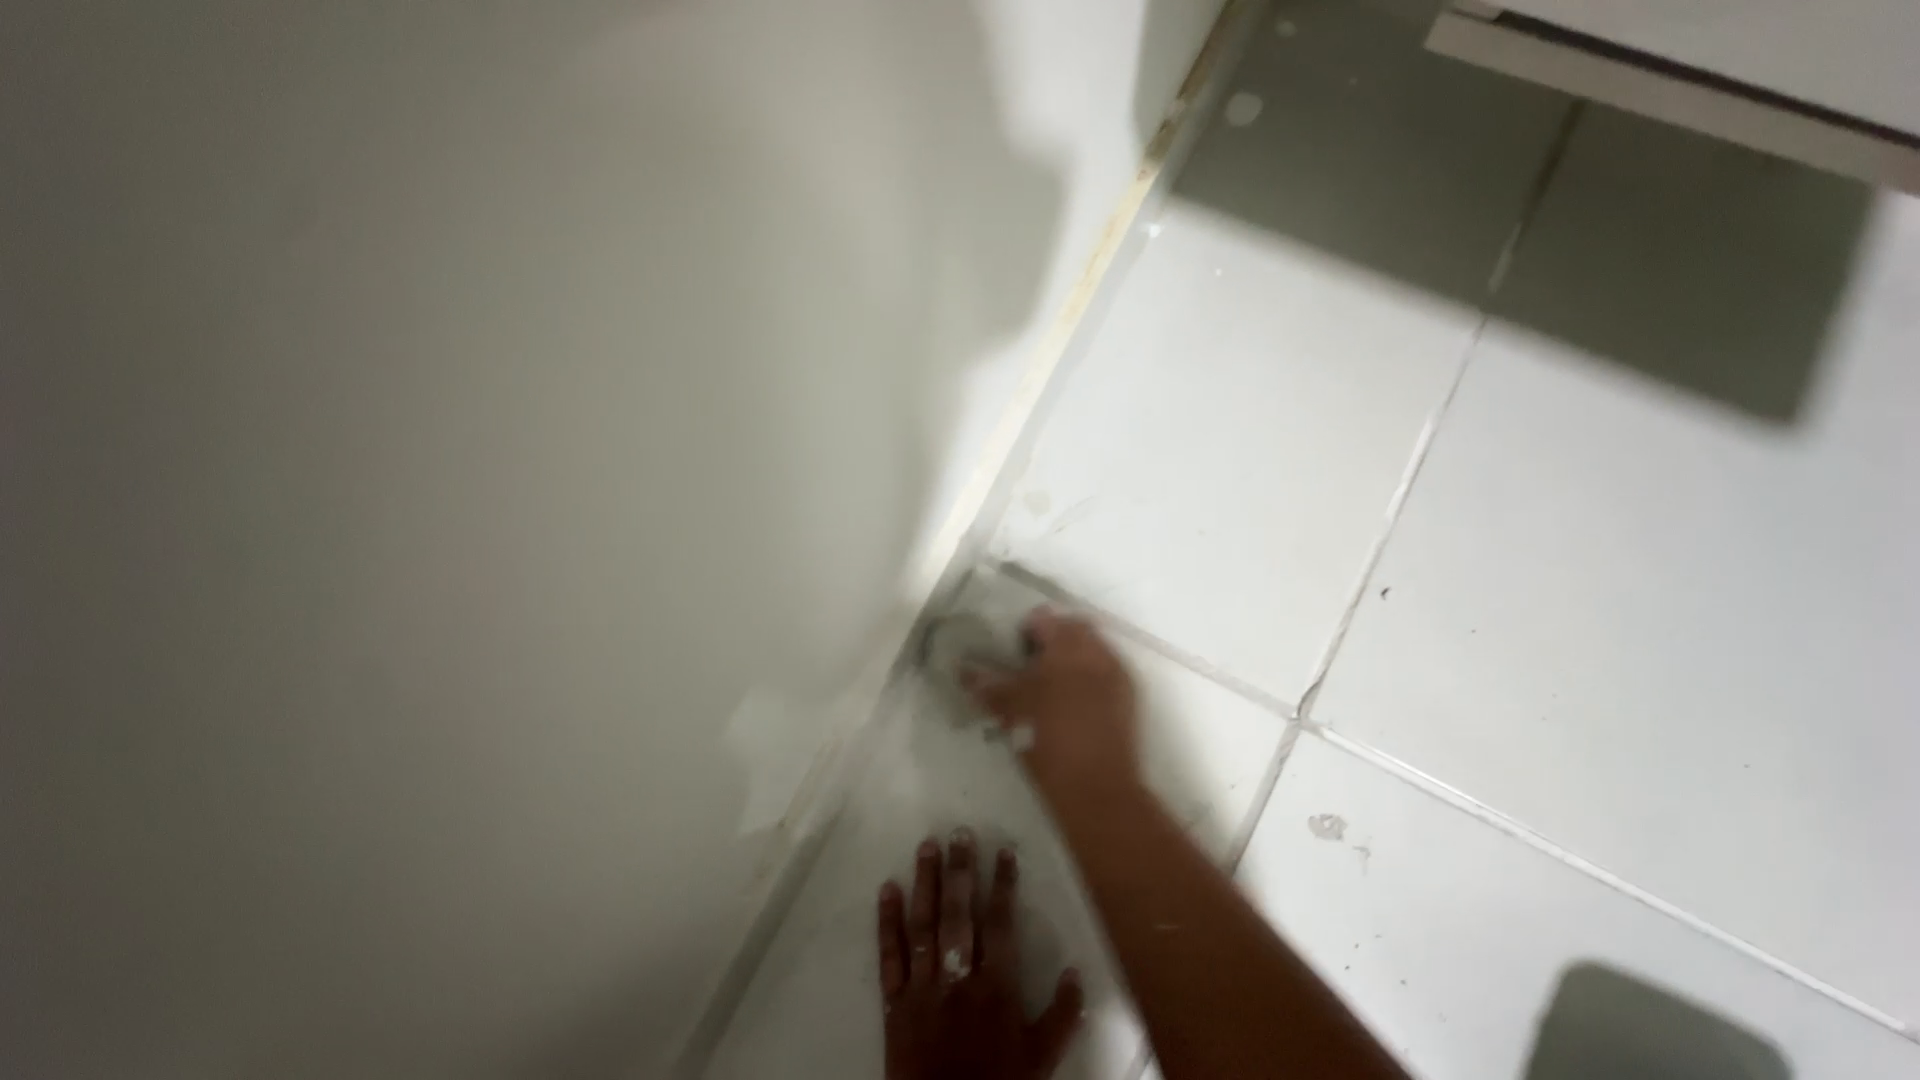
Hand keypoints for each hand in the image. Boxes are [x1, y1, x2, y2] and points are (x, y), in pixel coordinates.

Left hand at [877, 831, 1083, 1079]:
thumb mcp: (1040, 1059)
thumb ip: (1061, 1015)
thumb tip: (1074, 970)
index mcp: (996, 988)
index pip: (1000, 925)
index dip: (1002, 886)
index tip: (1003, 852)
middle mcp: (958, 978)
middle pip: (959, 915)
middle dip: (961, 872)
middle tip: (960, 833)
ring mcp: (922, 987)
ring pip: (923, 926)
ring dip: (925, 884)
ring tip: (926, 847)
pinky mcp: (894, 1002)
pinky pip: (889, 956)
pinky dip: (886, 922)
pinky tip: (887, 889)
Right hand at [961, 608, 1142, 808]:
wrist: (1097, 788)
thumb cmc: (1047, 740)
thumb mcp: (1011, 710)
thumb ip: (988, 684)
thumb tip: (963, 668)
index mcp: (1067, 646)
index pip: (1045, 618)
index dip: (1025, 630)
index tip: (1012, 651)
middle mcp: (1097, 651)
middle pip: (1075, 629)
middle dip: (1054, 640)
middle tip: (1030, 666)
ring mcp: (1118, 674)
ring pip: (1093, 650)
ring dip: (1073, 658)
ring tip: (1051, 687)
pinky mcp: (1130, 699)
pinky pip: (1107, 672)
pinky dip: (1090, 677)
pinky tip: (1072, 704)